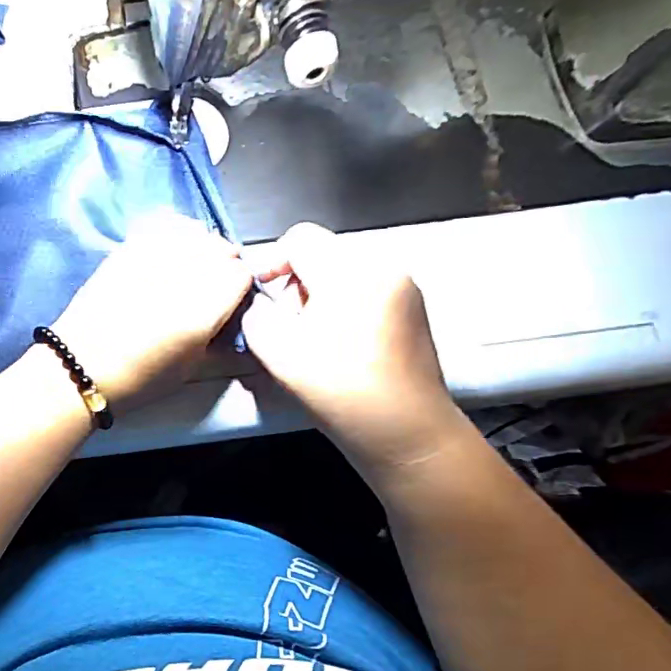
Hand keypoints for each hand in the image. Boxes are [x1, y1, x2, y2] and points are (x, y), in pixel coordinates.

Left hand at [48, 213, 251, 408]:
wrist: (81, 366)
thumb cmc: (138, 378)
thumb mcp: (190, 369)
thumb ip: (220, 338)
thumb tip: (235, 319)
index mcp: (202, 310)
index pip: (242, 275)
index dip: (241, 287)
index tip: (232, 300)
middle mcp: (181, 276)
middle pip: (222, 250)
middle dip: (224, 266)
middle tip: (212, 288)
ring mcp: (153, 256)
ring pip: (198, 234)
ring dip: (203, 248)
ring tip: (192, 269)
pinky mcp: (129, 247)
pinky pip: (167, 225)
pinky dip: (177, 233)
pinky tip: (173, 251)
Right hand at [241, 222, 463, 475]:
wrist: (406, 432)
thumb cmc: (341, 392)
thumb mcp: (279, 354)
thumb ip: (256, 317)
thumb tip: (258, 304)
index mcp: (349, 271)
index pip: (299, 238)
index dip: (272, 263)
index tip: (261, 297)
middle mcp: (382, 268)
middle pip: (324, 256)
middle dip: (297, 285)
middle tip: (287, 327)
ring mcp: (403, 288)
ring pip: (346, 276)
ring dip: (321, 299)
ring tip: (314, 342)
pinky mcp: (414, 311)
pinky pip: (368, 293)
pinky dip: (346, 310)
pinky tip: (342, 349)